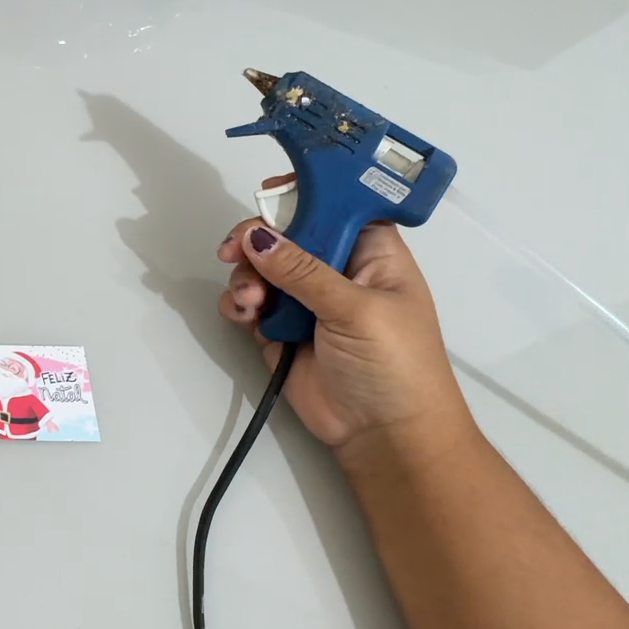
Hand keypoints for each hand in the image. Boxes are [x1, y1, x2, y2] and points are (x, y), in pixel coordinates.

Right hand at [215, 183, 468, 454]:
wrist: (382, 436)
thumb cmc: (394, 366)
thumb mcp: (356, 310)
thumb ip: (302, 272)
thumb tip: (255, 236)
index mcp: (371, 256)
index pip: (337, 207)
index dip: (305, 193)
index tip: (267, 192)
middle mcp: (334, 271)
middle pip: (285, 233)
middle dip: (256, 239)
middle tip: (233, 250)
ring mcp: (303, 300)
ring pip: (259, 267)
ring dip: (245, 278)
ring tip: (251, 304)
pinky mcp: (276, 328)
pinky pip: (245, 302)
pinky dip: (236, 304)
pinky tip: (243, 316)